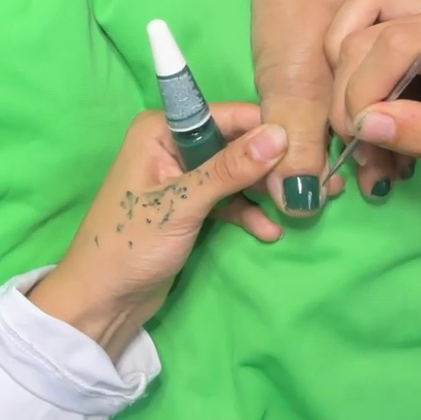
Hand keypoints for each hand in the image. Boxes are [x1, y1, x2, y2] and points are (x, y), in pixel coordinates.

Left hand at [28, 104, 287, 357]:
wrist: (102, 302)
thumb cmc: (129, 246)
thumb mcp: (182, 204)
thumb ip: (229, 170)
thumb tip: (278, 136)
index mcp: (162, 130)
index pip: (228, 116)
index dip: (269, 129)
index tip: (309, 146)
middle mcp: (174, 144)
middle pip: (237, 142)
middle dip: (273, 163)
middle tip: (318, 181)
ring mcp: (184, 175)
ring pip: (238, 171)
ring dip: (267, 189)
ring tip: (307, 203)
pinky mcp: (192, 204)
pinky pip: (230, 198)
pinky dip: (249, 211)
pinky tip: (270, 230)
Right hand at [326, 0, 420, 198]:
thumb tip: (364, 124)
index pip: (397, 42)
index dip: (364, 86)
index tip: (361, 136)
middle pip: (371, 25)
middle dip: (350, 87)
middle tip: (360, 145)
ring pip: (364, 14)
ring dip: (348, 72)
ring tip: (364, 128)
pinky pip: (375, 22)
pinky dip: (359, 61)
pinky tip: (373, 100)